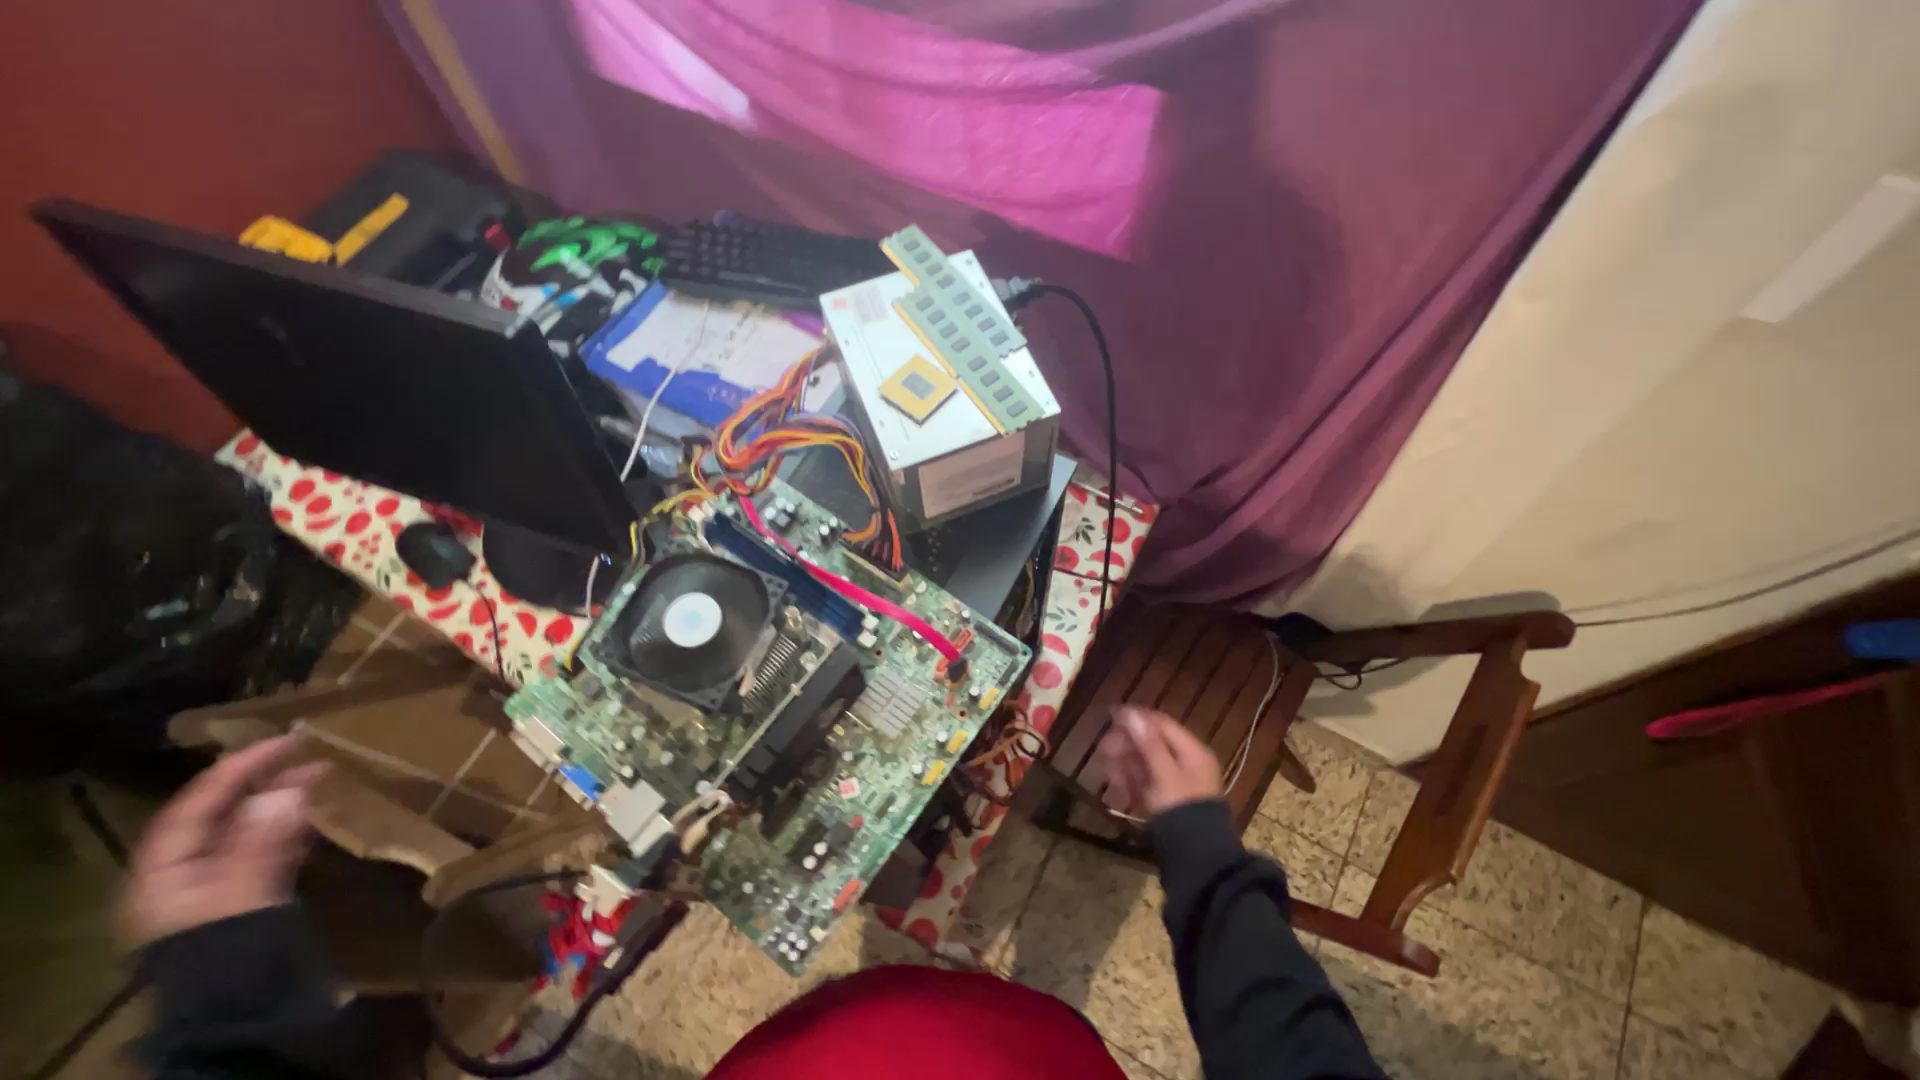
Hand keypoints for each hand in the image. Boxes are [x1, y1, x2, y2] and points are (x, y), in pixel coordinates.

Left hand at [124, 735, 327, 944]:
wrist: (242, 1007)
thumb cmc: (230, 945)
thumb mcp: (244, 892)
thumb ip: (263, 840)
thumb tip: (289, 787)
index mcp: (166, 869)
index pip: (197, 804)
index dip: (238, 769)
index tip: (284, 740)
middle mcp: (185, 871)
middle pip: (220, 815)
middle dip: (261, 782)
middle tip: (306, 753)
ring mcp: (217, 884)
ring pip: (246, 829)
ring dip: (279, 801)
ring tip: (318, 775)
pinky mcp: (247, 895)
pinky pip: (266, 848)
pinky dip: (289, 826)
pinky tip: (314, 812)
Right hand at [1096, 706, 1223, 817]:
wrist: (1195, 856)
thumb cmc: (1182, 808)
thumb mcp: (1165, 774)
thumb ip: (1149, 744)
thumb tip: (1131, 714)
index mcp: (1193, 753)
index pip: (1163, 725)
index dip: (1137, 718)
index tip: (1111, 715)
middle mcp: (1186, 765)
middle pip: (1152, 745)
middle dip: (1127, 743)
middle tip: (1103, 746)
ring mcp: (1175, 786)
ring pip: (1146, 765)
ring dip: (1125, 762)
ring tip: (1105, 764)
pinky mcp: (1165, 803)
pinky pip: (1145, 785)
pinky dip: (1130, 781)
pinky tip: (1115, 782)